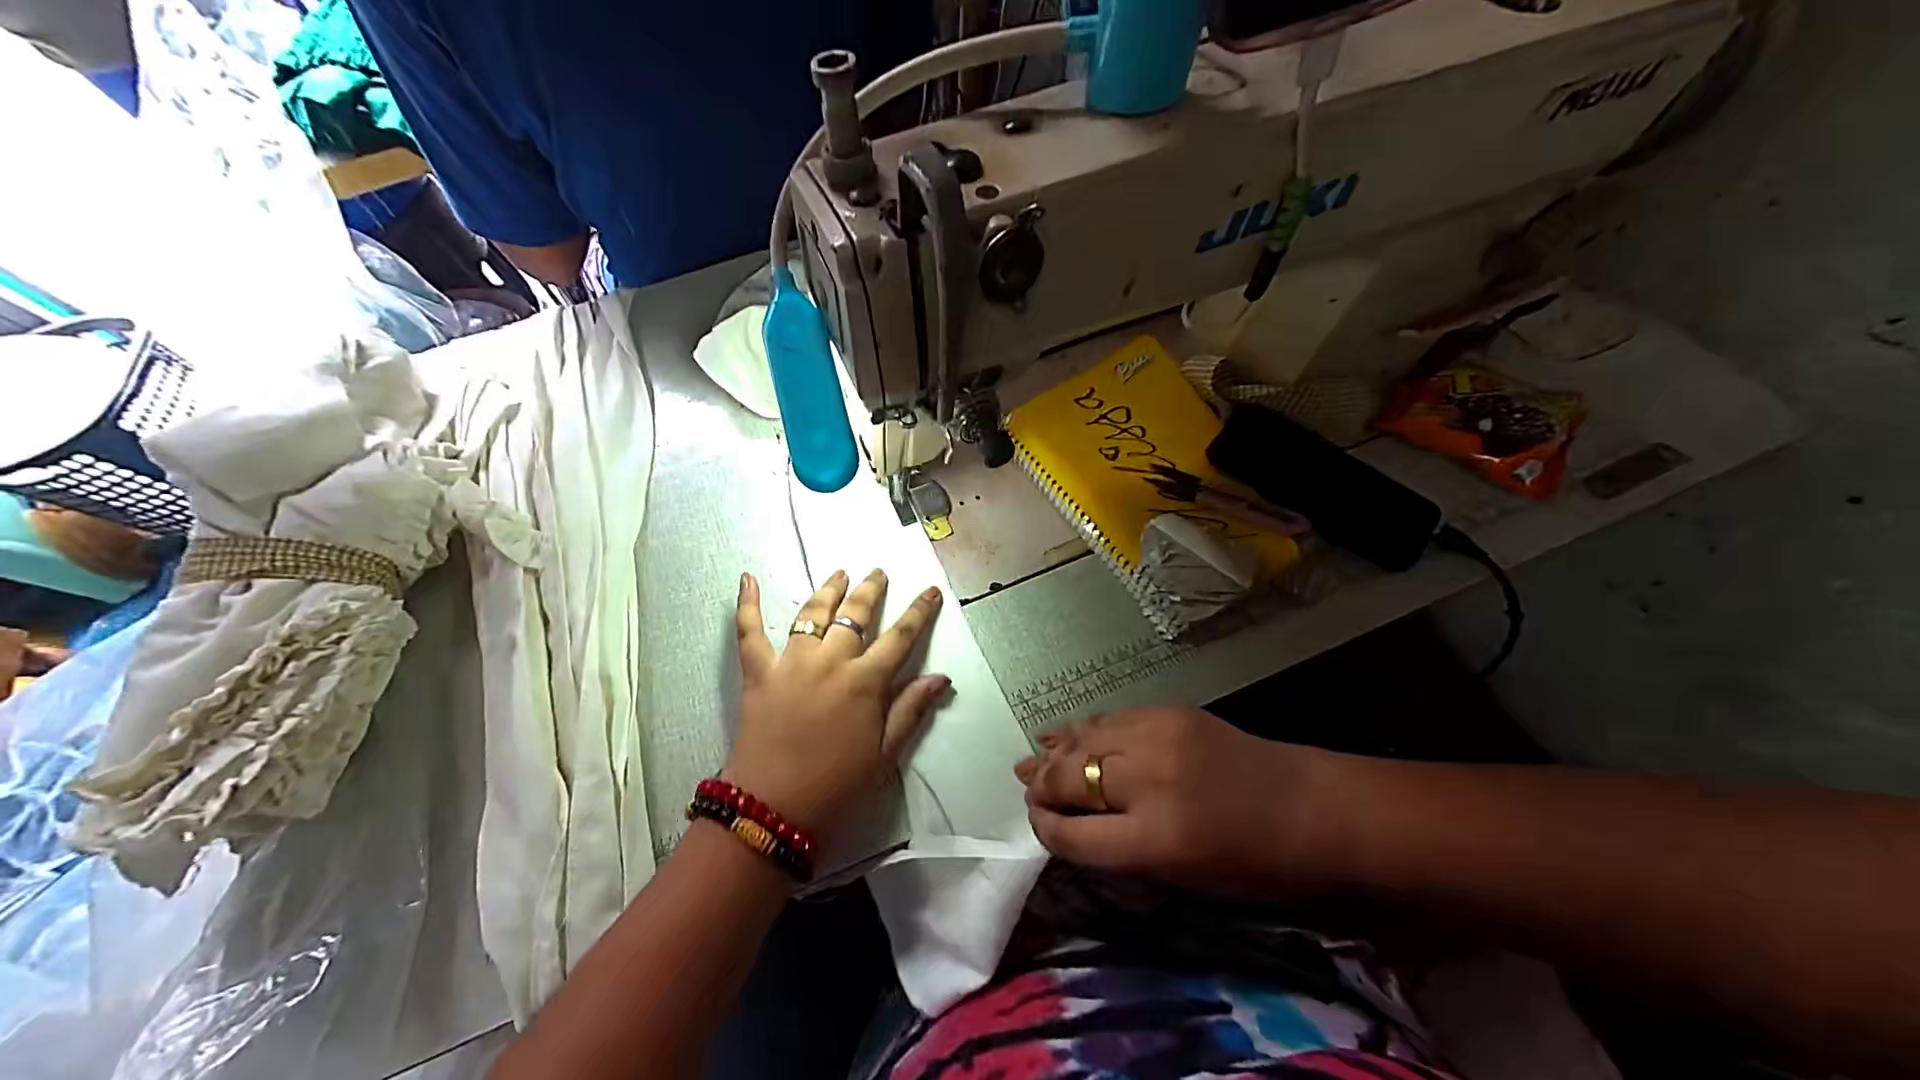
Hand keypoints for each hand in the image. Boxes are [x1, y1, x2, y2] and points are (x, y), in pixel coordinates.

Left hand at [728, 569, 947, 840]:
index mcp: (864, 682)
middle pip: (854, 615)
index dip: (919, 612)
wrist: (773, 810)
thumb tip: (942, 677)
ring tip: (839, 574)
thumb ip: (911, 710)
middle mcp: (830, 662)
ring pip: (811, 614)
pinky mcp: (758, 674)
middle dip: (870, 590)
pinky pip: (750, 632)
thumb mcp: (884, 754)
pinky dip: (747, 604)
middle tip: (878, 572)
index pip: (900, 638)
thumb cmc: (837, 787)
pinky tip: (747, 580)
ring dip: (828, 591)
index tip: (931, 591)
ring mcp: (791, 664)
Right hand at [1015, 706, 1339, 895]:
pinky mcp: (1168, 711)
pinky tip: (1064, 734)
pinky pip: (1109, 719)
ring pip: (1081, 740)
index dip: (1045, 830)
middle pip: (1067, 779)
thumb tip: (1067, 824)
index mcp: (1155, 840)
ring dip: (1054, 754)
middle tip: (1029, 793)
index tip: (1037, 825)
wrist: (1312, 808)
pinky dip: (1083, 730)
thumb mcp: (1181, 876)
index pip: (1071, 835)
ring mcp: (1158, 736)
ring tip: (1033, 762)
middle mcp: (1148, 781)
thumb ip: (1117, 849)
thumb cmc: (1254, 864)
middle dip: (1041, 789)